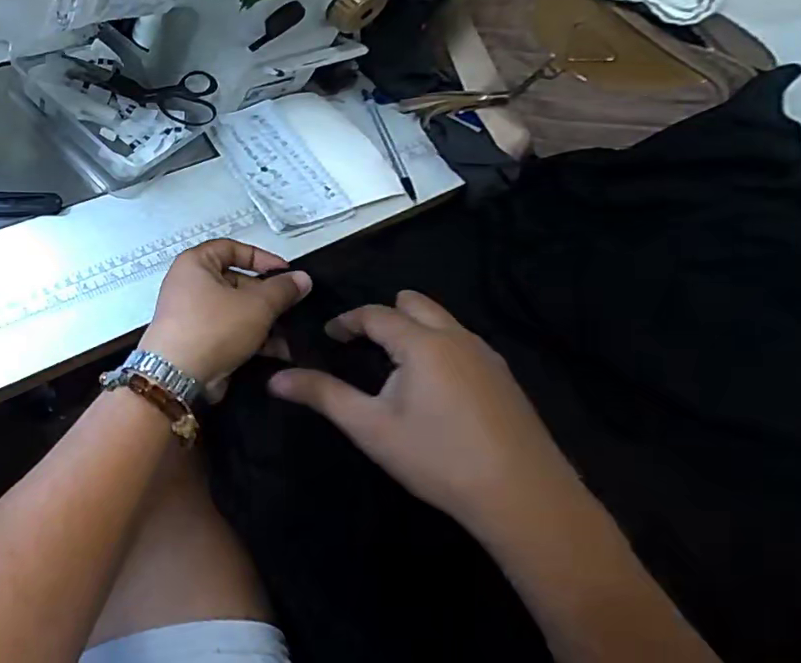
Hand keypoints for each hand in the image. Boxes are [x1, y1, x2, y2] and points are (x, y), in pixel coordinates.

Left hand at [139, 240, 312, 389]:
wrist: (176, 379)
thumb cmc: (214, 327)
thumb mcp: (256, 305)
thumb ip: (283, 290)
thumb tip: (303, 278)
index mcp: (196, 263)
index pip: (232, 248)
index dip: (261, 258)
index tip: (286, 273)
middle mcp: (189, 284)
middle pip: (237, 281)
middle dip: (268, 297)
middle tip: (293, 308)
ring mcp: (191, 314)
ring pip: (236, 309)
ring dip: (265, 322)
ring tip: (290, 336)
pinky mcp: (197, 341)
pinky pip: (228, 330)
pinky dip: (251, 338)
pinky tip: (277, 352)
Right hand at [268, 291, 578, 531]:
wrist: (524, 497)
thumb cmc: (438, 458)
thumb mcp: (372, 429)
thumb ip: (323, 396)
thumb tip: (276, 379)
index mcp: (420, 342)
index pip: (375, 313)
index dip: (348, 321)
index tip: (330, 335)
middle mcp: (455, 335)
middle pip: (413, 302)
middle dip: (385, 315)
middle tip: (365, 346)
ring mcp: (485, 353)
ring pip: (442, 319)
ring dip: (415, 329)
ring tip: (398, 365)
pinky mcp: (504, 375)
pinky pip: (463, 341)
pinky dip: (441, 346)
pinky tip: (438, 388)